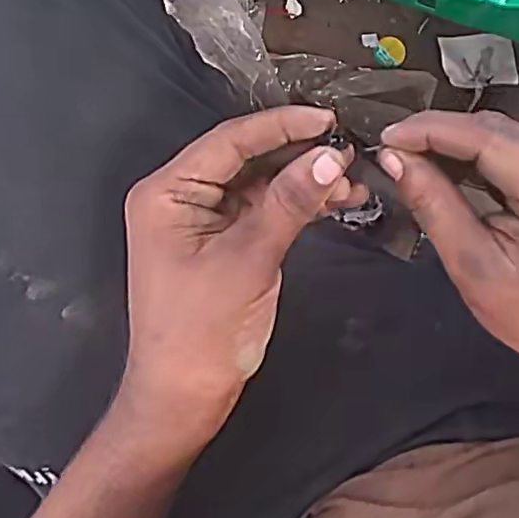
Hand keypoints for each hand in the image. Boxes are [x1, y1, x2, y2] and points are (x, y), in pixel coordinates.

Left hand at [120, 106, 361, 448]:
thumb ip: (289, 203)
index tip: (325, 120)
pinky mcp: (229, 237)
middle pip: (248, 157)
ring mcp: (208, 217)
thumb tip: (328, 157)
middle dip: (299, 152)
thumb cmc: (199, 333)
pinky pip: (268, 206)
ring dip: (306, 179)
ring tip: (350, 179)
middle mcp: (183, 197)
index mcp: (167, 193)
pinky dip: (301, 203)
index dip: (280, 125)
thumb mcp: (248, 260)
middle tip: (344, 146)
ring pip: (263, 181)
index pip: (230, 141)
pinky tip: (336, 200)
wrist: (186, 397)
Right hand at [378, 111, 518, 380]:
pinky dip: (476, 147)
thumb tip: (396, 158)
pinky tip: (447, 159)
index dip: (435, 130)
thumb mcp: (470, 264)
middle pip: (498, 130)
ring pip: (504, 130)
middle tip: (395, 146)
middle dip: (440, 133)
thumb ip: (433, 203)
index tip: (393, 135)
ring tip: (414, 153)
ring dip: (455, 138)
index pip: (493, 142)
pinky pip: (515, 141)